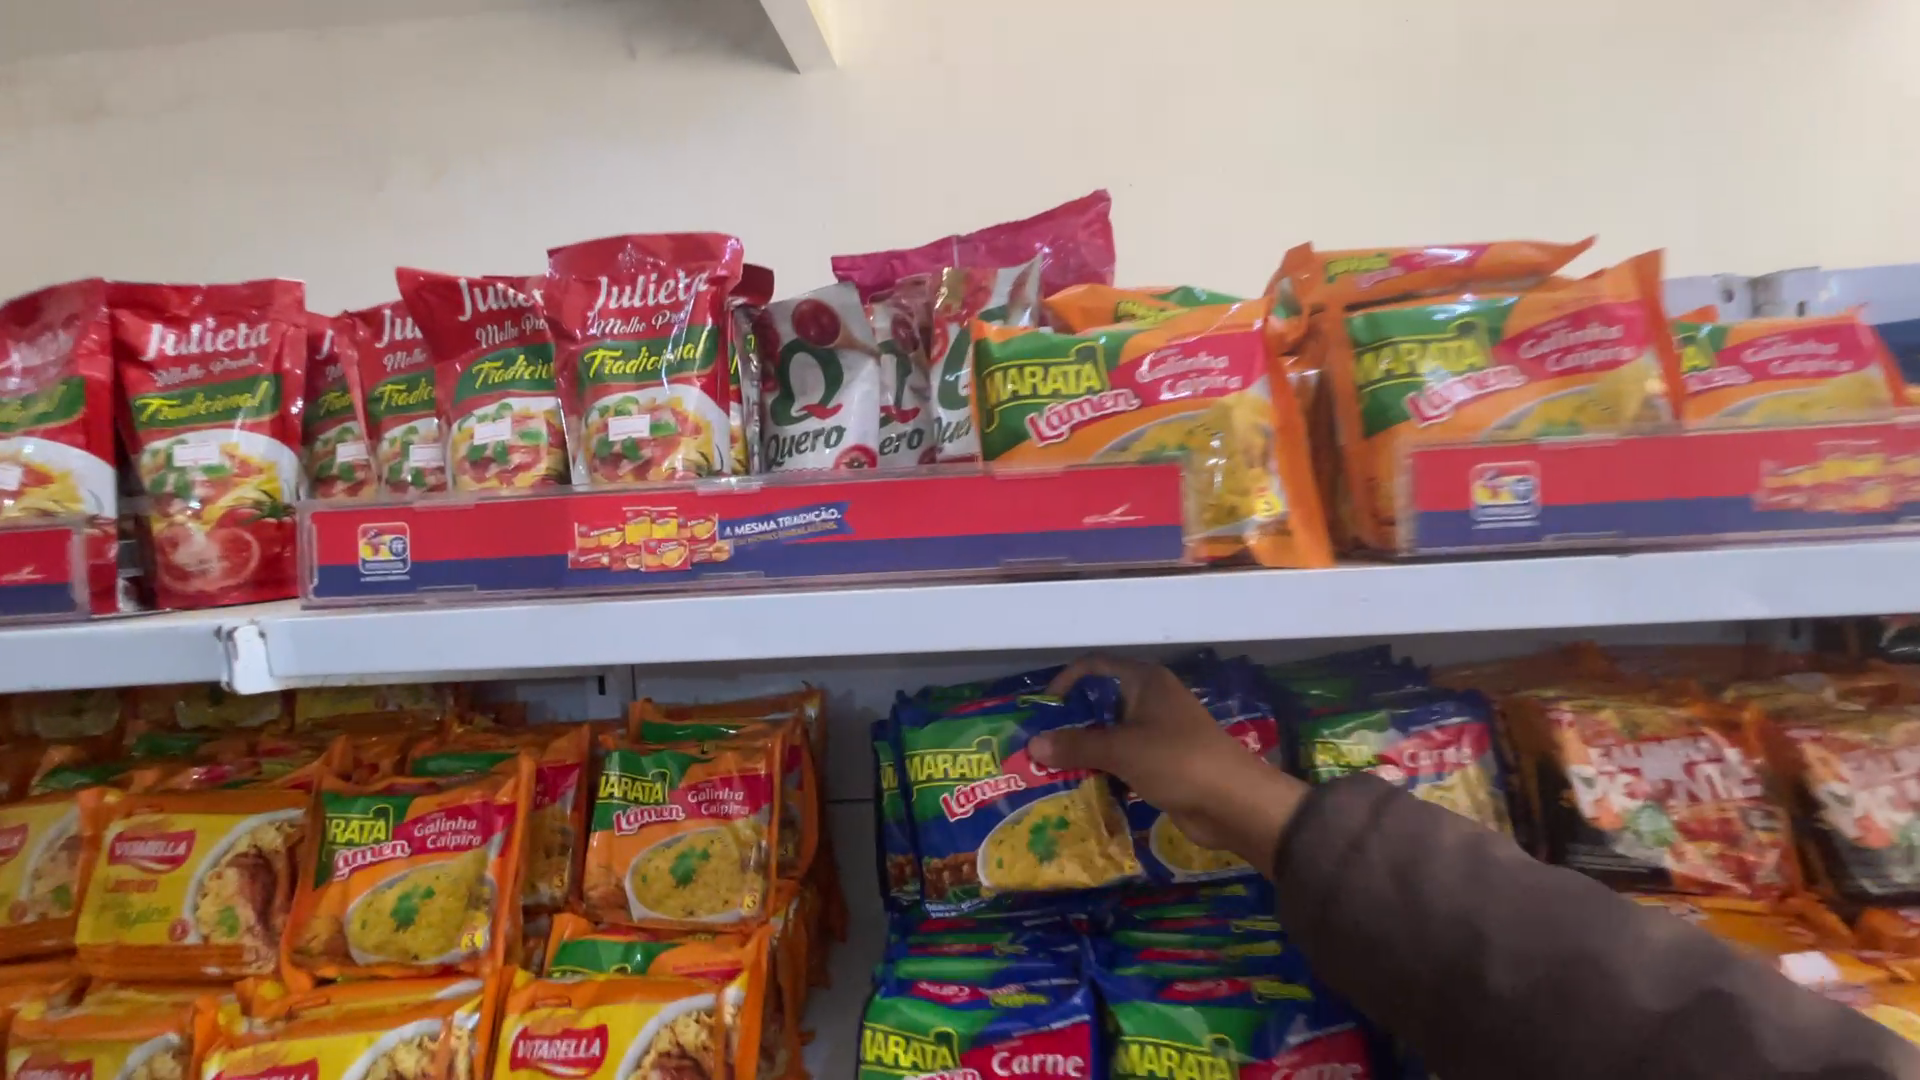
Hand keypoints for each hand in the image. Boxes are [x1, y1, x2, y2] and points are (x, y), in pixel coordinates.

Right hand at [1030, 654, 1308, 869]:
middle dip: (1071, 723)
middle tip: (1041, 745)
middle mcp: (1150, 699)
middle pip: (1101, 703)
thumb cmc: (1177, 760)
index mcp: (1144, 681)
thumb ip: (1076, 745)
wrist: (1235, 803)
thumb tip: (1033, 745)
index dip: (1067, 680)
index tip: (1045, 707)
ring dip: (1086, 751)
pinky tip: (1083, 788)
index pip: (1095, 666)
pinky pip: (1124, 760)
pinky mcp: (1163, 763)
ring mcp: (1159, 732)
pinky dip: (1105, 771)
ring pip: (1111, 735)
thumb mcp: (1121, 749)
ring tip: (1053, 770)